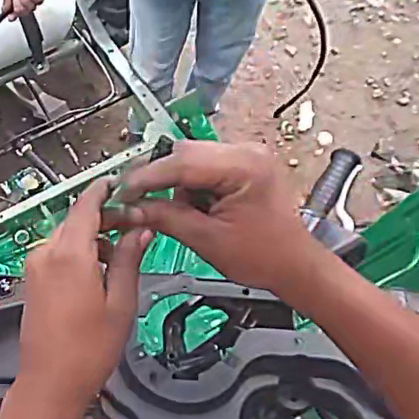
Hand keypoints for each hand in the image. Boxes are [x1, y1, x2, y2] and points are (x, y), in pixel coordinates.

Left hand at [19, 180, 150, 405]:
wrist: (50, 384)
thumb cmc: (86, 351)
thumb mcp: (121, 302)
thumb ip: (129, 259)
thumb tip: (139, 232)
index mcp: (69, 255)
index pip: (86, 205)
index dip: (104, 190)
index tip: (120, 185)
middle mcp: (46, 255)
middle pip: (76, 220)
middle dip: (104, 218)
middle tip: (133, 226)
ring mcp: (35, 268)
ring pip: (67, 237)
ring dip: (92, 237)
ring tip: (120, 255)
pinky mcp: (32, 282)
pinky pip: (56, 254)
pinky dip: (78, 253)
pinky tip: (98, 272)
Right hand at [110, 141, 324, 292]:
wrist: (295, 266)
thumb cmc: (265, 257)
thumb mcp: (207, 240)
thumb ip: (166, 218)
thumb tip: (133, 208)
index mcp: (244, 166)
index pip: (181, 162)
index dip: (146, 177)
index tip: (123, 191)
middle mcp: (247, 152)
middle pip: (184, 153)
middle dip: (157, 178)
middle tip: (135, 200)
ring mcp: (246, 157)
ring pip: (191, 159)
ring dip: (174, 183)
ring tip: (176, 213)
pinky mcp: (242, 166)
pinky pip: (204, 167)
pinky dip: (189, 186)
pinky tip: (193, 209)